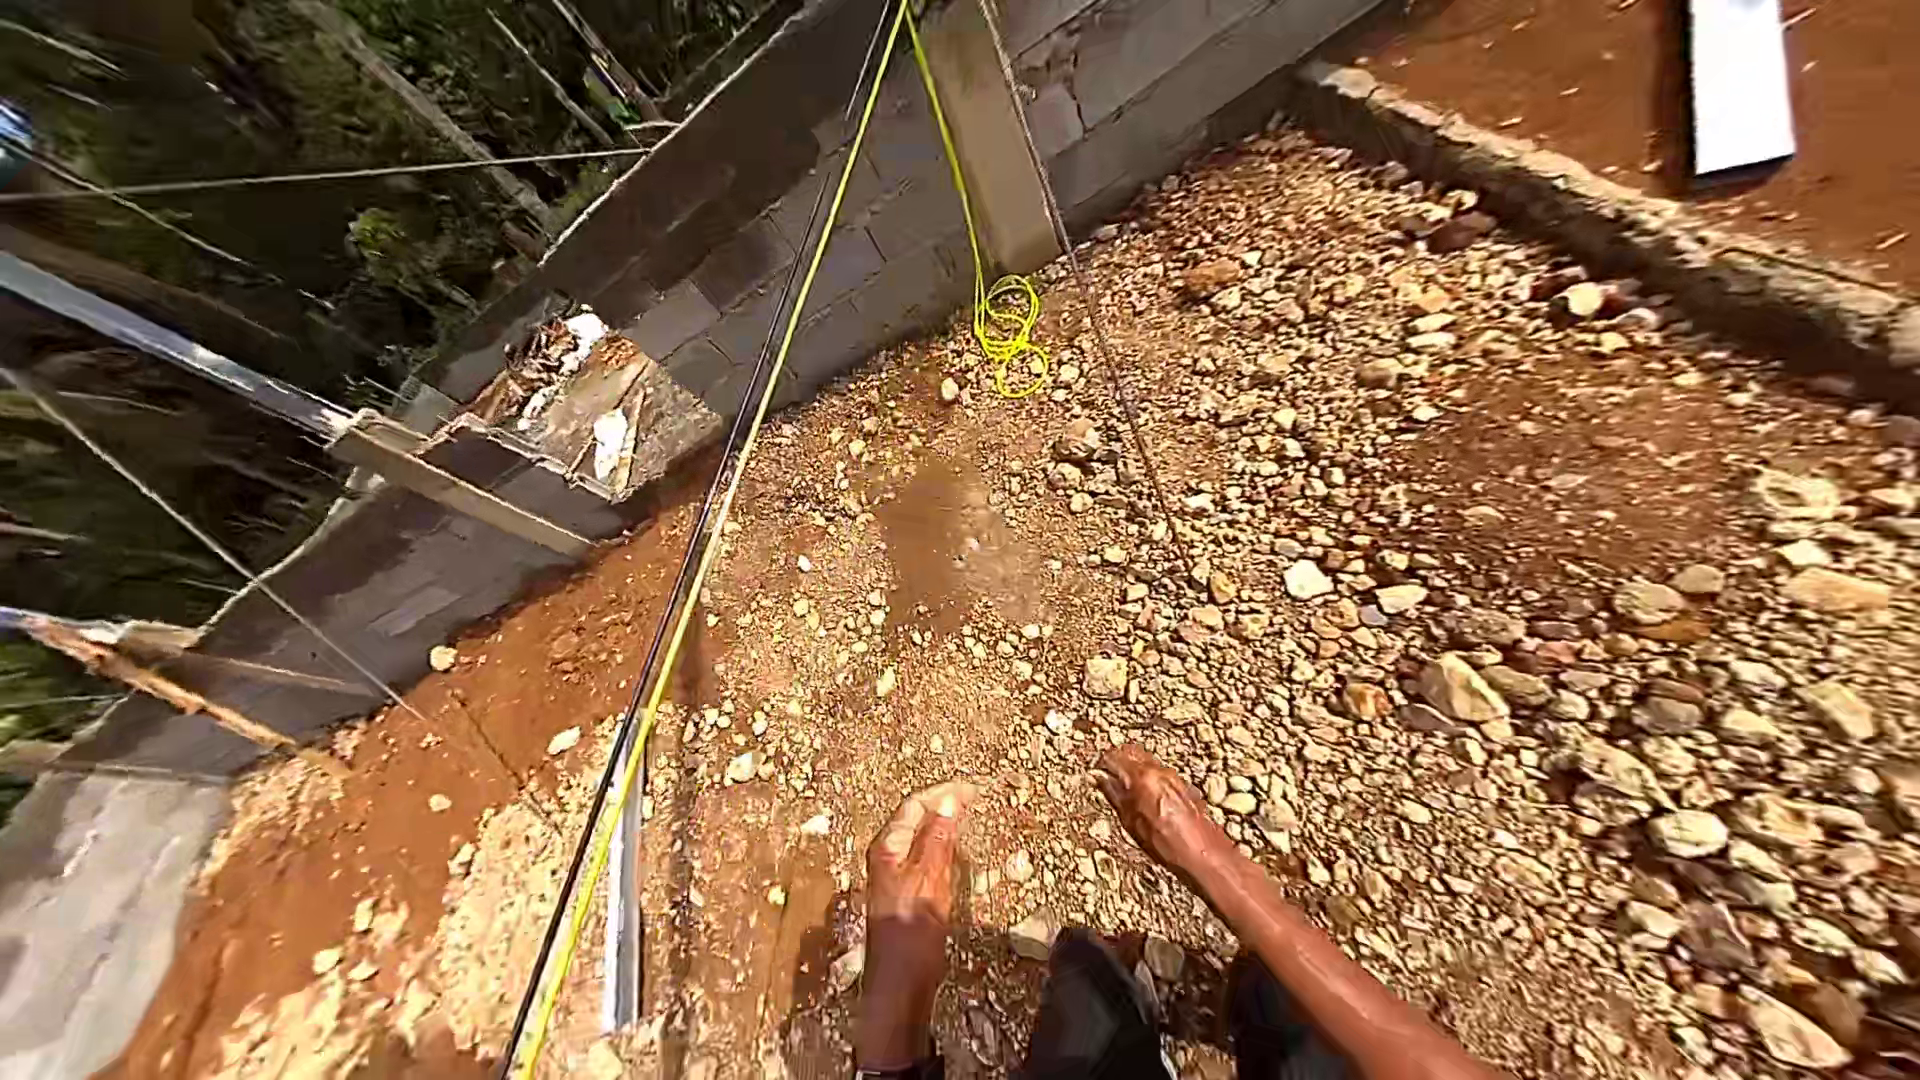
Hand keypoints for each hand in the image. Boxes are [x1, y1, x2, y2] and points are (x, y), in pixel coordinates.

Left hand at [858, 780, 974, 1068]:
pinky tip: (956, 850)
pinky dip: (942, 845)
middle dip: (943, 805)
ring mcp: (895, 874)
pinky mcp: (905, 892)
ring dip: (943, 824)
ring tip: (968, 816)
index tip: (970, 790)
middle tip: (972, 799)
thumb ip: (938, 838)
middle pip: (915, 818)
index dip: (942, 793)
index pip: (914, 805)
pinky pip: (924, 855)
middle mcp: (887, 856)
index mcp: (887, 847)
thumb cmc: (912, 933)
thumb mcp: (930, 879)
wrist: (900, 987)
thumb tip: (950, 800)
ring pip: (921, 837)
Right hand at [1096, 744, 1233, 877]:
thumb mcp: (1130, 822)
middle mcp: (1157, 770)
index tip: (1096, 773)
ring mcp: (1173, 775)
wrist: (1204, 856)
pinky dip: (1148, 777)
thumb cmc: (1167, 844)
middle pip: (1130, 752)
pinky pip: (1159, 772)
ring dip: (1133, 768)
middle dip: (1117, 760)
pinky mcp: (1183, 784)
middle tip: (1108, 777)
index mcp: (1141, 776)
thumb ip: (1113, 794)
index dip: (1101, 764)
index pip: (1112, 756)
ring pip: (1145, 760)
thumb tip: (1098, 777)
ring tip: (1127, 790)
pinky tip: (1146, 797)